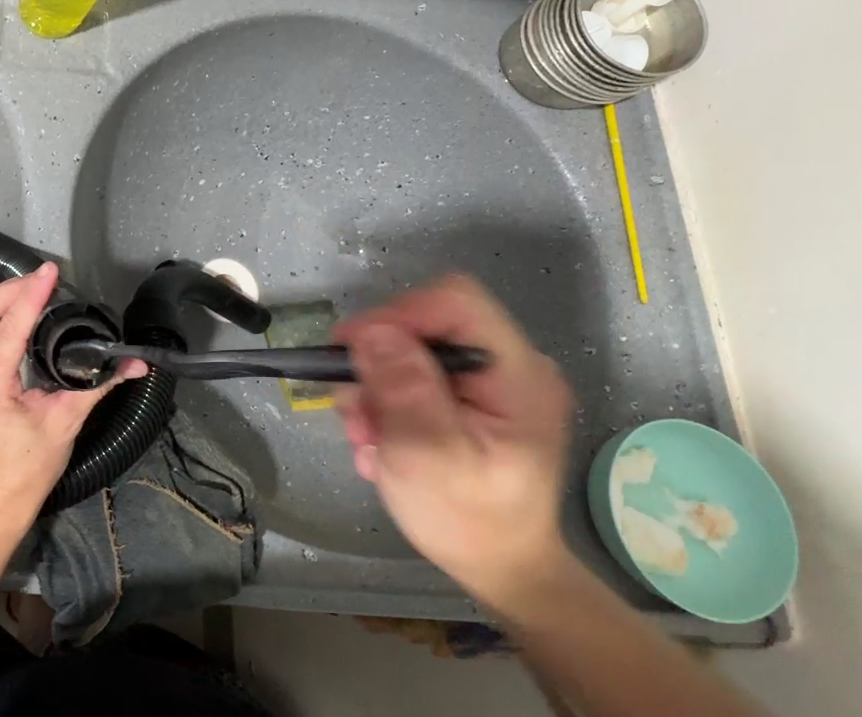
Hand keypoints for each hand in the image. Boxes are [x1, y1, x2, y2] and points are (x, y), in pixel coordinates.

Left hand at [0, 263, 145, 520]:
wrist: (1, 494)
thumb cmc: (29, 466)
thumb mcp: (67, 422)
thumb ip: (98, 386)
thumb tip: (134, 364)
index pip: (9, 329)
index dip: (29, 296)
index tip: (49, 273)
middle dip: (11, 289)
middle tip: (44, 279)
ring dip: (4, 299)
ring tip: (37, 289)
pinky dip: (1, 315)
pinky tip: (24, 312)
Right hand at [333, 274, 574, 610]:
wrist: (499, 566)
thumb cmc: (467, 518)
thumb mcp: (426, 454)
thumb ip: (404, 388)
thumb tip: (372, 331)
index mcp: (517, 374)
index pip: (453, 301)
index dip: (395, 315)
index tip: (351, 352)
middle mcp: (509, 365)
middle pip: (424, 324)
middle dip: (376, 363)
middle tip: (357, 414)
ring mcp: (490, 380)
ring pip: (409, 348)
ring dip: (374, 388)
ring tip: (367, 435)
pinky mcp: (471, 395)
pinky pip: (413, 372)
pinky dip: (386, 400)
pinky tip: (382, 436)